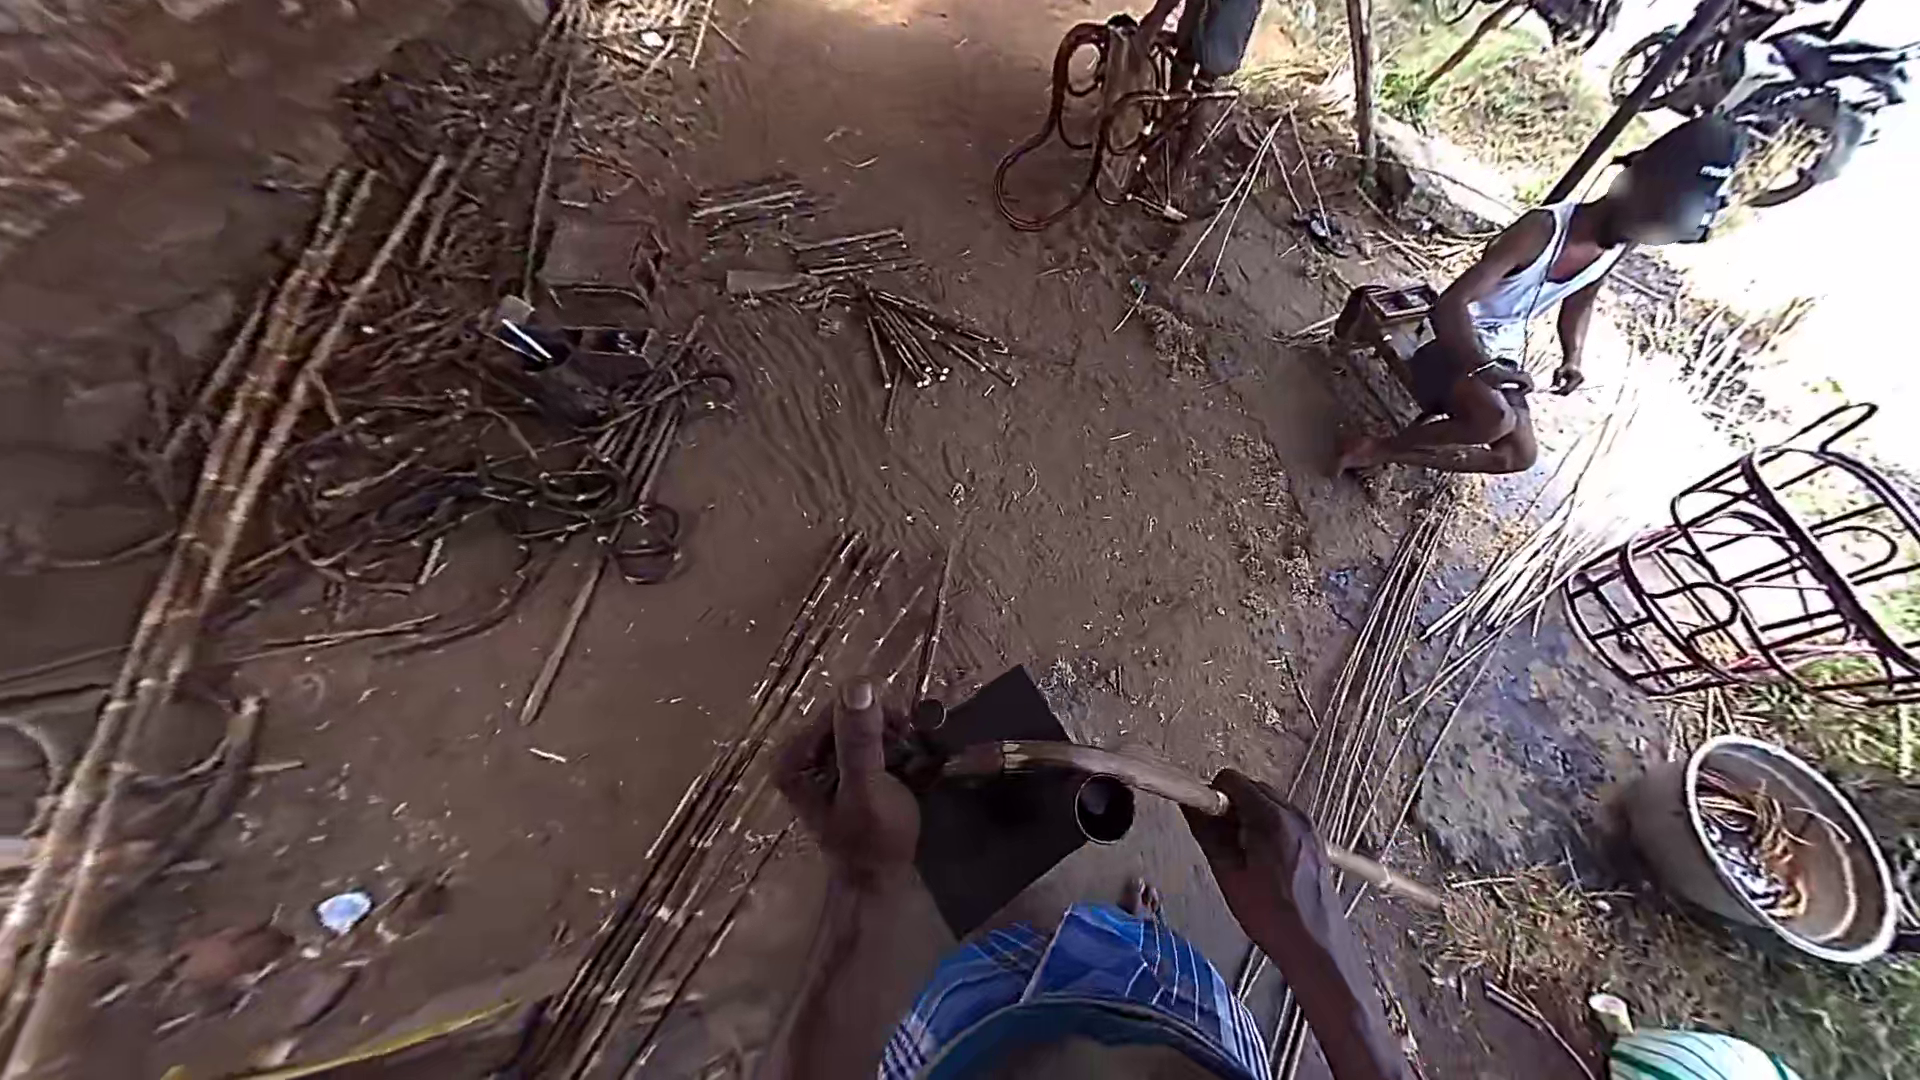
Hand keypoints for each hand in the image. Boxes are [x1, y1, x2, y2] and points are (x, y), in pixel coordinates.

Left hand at [775, 680, 920, 888]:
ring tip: (908, 757)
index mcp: (794, 758)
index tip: (902, 732)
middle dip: (883, 725)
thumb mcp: (866, 786)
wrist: (881, 881)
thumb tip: (857, 683)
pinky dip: (888, 744)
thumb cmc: (872, 840)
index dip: (872, 714)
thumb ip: (859, 738)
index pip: (837, 709)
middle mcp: (801, 754)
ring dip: (890, 734)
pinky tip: (903, 762)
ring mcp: (820, 762)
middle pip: (848, 714)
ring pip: (860, 723)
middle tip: (908, 747)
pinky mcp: (840, 769)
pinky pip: (866, 738)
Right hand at [1183, 769, 1336, 948]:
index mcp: (1271, 818)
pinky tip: (1262, 858)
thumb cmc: (1273, 916)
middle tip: (1222, 837)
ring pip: (1266, 801)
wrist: (1318, 952)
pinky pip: (1282, 817)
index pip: (1231, 780)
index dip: (1213, 796)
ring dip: (1248, 815)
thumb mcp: (1227, 872)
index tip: (1207, 819)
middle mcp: (1294, 815)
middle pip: (1250, 787)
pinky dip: (1265, 825)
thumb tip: (1189, 805)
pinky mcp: (1315, 841)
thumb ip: (1205, 831)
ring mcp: (1308, 827)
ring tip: (1242, 851)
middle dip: (1231, 806)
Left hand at [1550, 364, 1583, 394]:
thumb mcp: (1558, 371)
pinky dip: (1563, 391)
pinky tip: (1557, 389)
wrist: (1572, 364)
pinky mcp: (1578, 384)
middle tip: (1550, 392)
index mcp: (1576, 377)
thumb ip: (1556, 378)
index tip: (1550, 391)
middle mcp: (1579, 381)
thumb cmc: (1564, 367)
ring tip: (1553, 390)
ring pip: (1568, 392)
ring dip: (1560, 392)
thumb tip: (1555, 387)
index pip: (1567, 389)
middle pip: (1567, 392)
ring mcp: (1580, 383)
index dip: (1558, 392)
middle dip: (1558, 393)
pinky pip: (1569, 390)